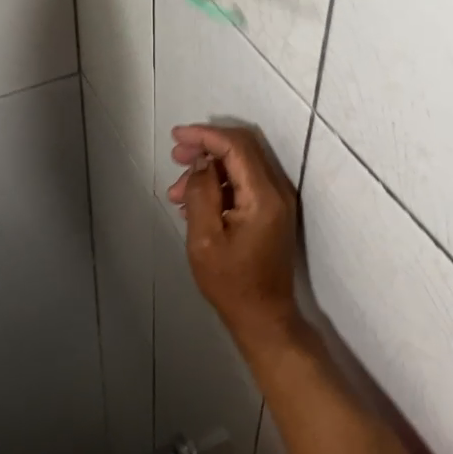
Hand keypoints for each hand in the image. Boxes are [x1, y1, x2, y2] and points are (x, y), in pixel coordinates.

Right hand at [168, 124, 299, 339]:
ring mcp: (277, 201)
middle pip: (242, 148)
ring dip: (209, 168)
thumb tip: (201, 162)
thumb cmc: (231, 283)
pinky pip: (244, 181)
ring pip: (241, 164)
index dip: (205, 136)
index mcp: (262, 196)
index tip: (176, 137)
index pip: (236, 146)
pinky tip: (194, 202)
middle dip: (206, 146)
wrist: (263, 318)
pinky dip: (219, 182)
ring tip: (177, 191)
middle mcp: (277, 191)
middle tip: (175, 157)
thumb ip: (201, 194)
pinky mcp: (272, 211)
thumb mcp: (205, 239)